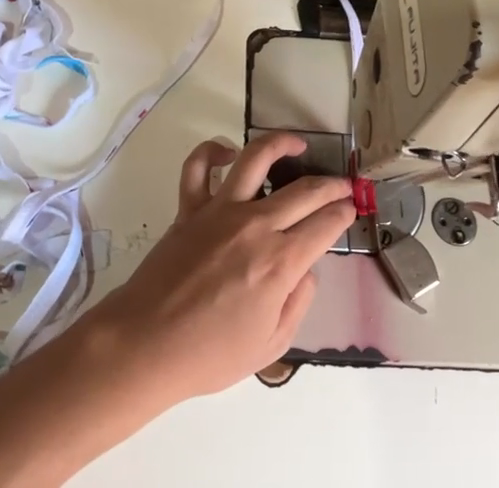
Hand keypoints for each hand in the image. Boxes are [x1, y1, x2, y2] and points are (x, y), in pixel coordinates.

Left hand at [87, 132, 355, 405]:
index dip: (344, 214)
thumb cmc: (210, 354)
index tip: (351, 210)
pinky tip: (228, 152)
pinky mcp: (189, 209)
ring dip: (281, 144)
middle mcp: (255, 226)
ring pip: (255, 158)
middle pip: (304, 190)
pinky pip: (197, 167)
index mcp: (280, 262)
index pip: (326, 224)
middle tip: (343, 185)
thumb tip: (307, 269)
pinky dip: (212, 151)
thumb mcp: (271, 344)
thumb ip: (298, 302)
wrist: (146, 344)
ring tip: (297, 144)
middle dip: (332, 184)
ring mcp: (219, 211)